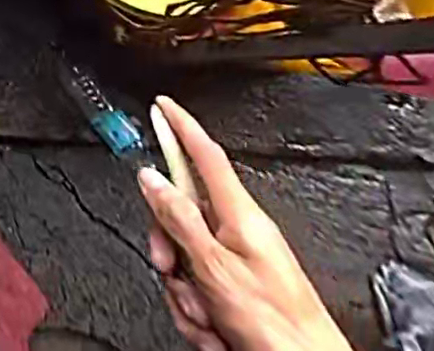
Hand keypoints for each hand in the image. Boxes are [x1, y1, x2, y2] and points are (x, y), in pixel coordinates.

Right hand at [136, 97, 352, 350]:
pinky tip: (213, 327)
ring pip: (184, 251)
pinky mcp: (239, 287)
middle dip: (167, 244)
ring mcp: (240, 260)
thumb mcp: (215, 268)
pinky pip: (197, 282)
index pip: (205, 153)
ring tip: (205, 315)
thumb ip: (179, 218)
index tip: (163, 104)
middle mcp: (240, 231)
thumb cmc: (281, 330)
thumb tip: (151, 178)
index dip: (182, 125)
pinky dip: (197, 308)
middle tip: (171, 268)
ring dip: (183, 288)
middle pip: (182, 211)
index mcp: (240, 214)